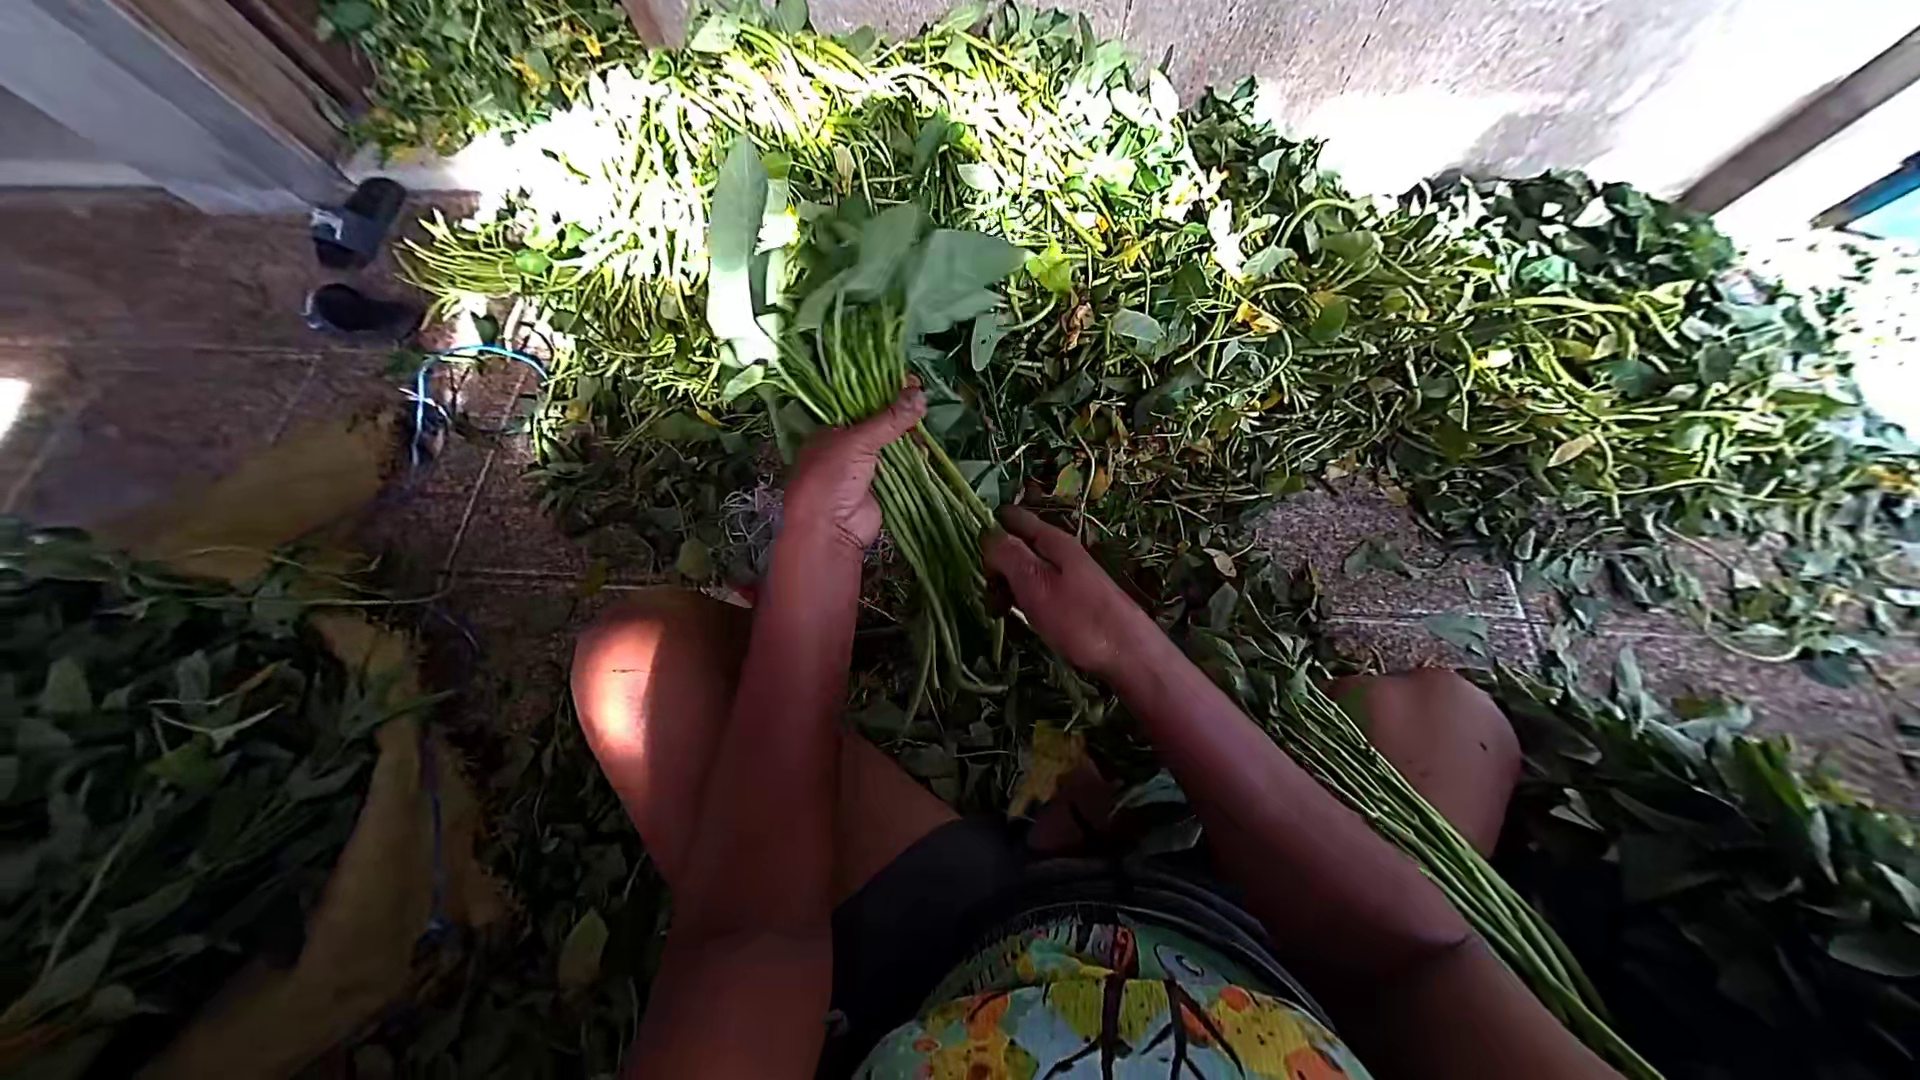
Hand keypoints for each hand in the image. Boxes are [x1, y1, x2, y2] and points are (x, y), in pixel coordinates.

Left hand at [781, 381, 926, 553]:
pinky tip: (924, 446)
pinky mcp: (880, 486)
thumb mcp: (857, 442)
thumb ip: (889, 420)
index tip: (906, 380)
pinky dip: (912, 457)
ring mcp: (863, 467)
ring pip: (891, 444)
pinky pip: (900, 466)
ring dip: (907, 434)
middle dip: (898, 411)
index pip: (859, 402)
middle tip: (922, 395)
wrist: (829, 529)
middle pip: (877, 423)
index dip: (882, 391)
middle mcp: (846, 446)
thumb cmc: (830, 478)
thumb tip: (919, 394)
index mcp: (830, 430)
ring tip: (926, 417)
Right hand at [982, 505, 1157, 676]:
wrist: (1130, 656)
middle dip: (995, 566)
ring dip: (1007, 588)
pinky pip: (1038, 590)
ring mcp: (1069, 576)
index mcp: (1052, 541)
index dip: (988, 530)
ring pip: (1026, 571)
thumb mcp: (1036, 584)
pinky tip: (1020, 621)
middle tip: (987, 596)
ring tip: (999, 614)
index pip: (1013, 518)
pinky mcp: (1074, 599)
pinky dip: (1023, 601)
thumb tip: (986, 531)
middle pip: (1017, 546)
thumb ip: (1008, 555)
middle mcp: (1061, 552)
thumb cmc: (1080, 619)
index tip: (970, 556)